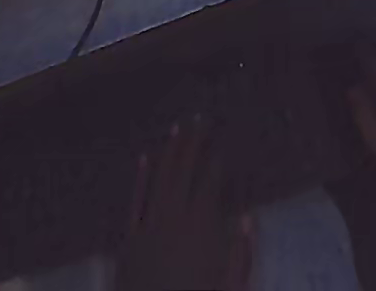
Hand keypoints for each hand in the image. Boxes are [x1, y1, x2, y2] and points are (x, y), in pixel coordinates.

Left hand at [116, 116, 252, 290]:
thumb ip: (239, 258)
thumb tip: (247, 217)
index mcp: (200, 233)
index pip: (210, 185)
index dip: (217, 160)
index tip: (223, 138)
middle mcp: (173, 221)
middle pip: (184, 172)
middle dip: (194, 143)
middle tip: (200, 116)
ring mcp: (148, 226)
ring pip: (160, 178)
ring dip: (169, 151)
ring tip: (178, 126)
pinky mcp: (128, 238)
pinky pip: (135, 200)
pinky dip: (140, 177)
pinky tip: (144, 156)